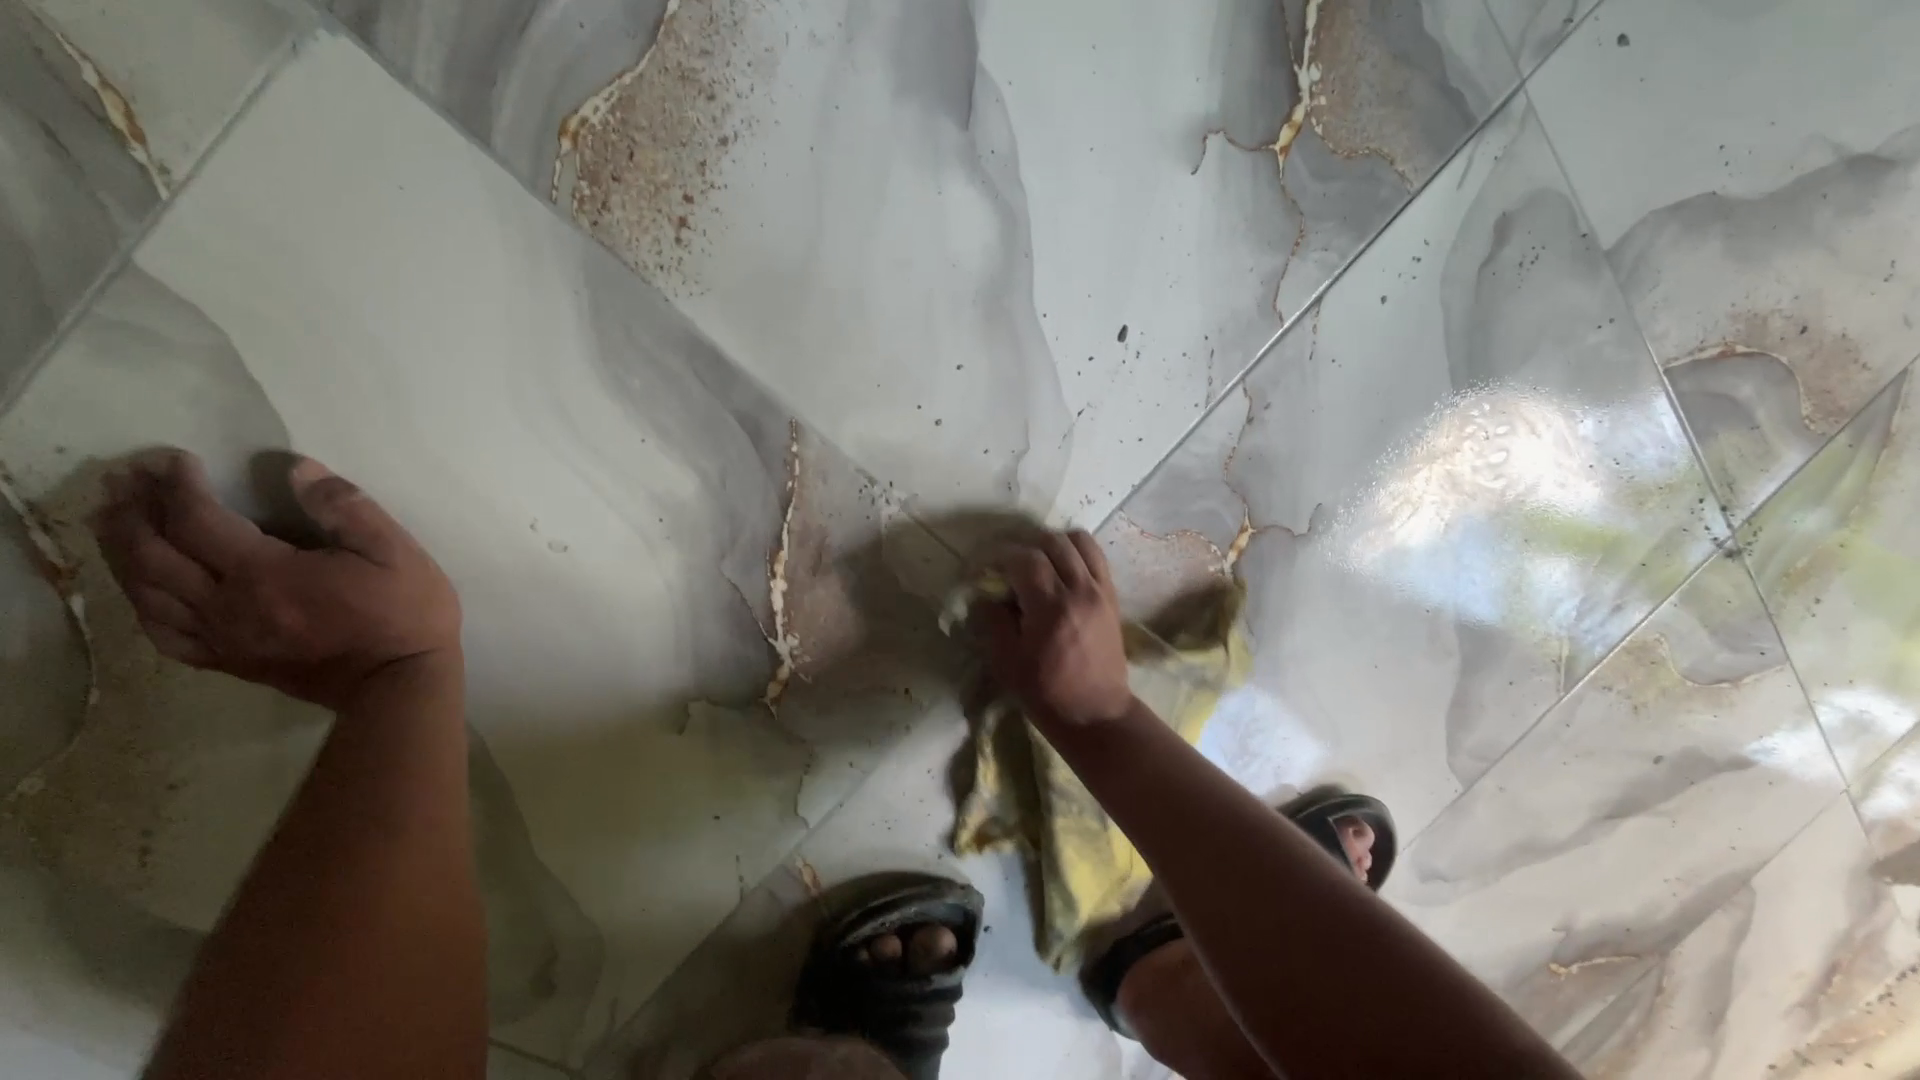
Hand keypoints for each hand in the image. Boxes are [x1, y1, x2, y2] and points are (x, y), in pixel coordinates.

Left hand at [88, 449, 460, 709]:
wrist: (401, 683)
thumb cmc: (405, 613)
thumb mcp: (396, 552)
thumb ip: (347, 508)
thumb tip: (300, 470)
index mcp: (264, 572)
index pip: (196, 518)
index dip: (177, 484)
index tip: (174, 458)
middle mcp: (226, 604)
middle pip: (152, 552)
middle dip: (132, 509)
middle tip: (123, 478)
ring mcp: (222, 637)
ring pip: (145, 591)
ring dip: (121, 550)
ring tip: (113, 520)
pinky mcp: (230, 661)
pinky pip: (164, 633)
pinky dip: (141, 604)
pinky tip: (142, 588)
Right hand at [979, 530, 1133, 727]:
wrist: (1095, 714)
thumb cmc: (1046, 693)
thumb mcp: (1006, 661)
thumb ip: (993, 620)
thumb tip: (984, 594)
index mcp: (1051, 607)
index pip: (1025, 559)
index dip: (1001, 557)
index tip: (986, 569)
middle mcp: (1080, 590)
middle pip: (1052, 542)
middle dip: (1025, 547)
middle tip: (1009, 567)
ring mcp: (1101, 591)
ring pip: (1078, 542)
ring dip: (1053, 544)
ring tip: (1037, 563)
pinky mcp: (1112, 597)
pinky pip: (1096, 557)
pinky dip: (1076, 553)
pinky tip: (1061, 570)